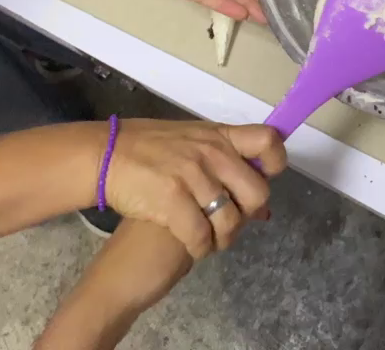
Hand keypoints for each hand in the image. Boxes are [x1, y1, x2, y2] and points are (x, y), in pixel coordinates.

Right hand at [102, 119, 286, 258]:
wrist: (109, 154)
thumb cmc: (153, 149)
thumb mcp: (195, 143)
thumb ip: (226, 166)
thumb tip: (262, 207)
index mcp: (220, 135)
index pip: (267, 140)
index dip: (275, 163)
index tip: (266, 178)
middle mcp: (212, 152)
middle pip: (257, 192)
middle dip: (248, 214)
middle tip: (232, 221)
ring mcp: (193, 174)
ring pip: (230, 220)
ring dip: (224, 238)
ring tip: (212, 239)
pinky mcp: (172, 199)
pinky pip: (201, 236)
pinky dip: (202, 248)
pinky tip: (194, 247)